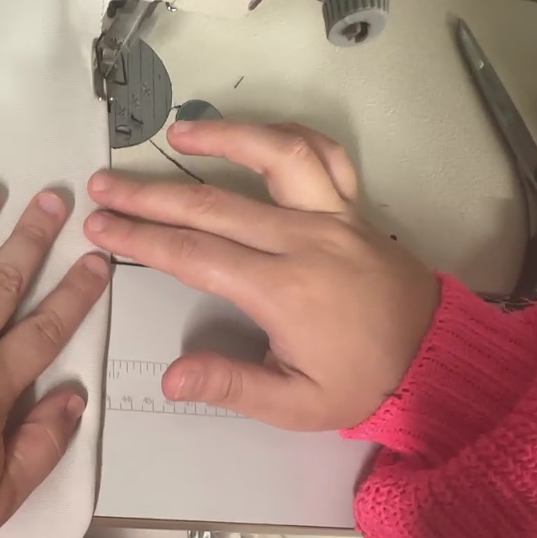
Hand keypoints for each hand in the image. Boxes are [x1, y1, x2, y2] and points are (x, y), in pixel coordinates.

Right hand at [84, 121, 439, 430]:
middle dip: (149, 194)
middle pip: (212, 205)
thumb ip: (231, 386)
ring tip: (176, 133)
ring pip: (274, 157)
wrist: (437, 359)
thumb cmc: (358, 383)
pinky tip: (256, 134)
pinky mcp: (353, 208)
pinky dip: (288, 135)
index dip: (140, 238)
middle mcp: (303, 240)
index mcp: (281, 290)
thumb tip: (170, 378)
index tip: (100, 227)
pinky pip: (324, 155)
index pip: (192, 256)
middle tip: (104, 185)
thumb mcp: (294, 404)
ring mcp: (333, 215)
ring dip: (223, 138)